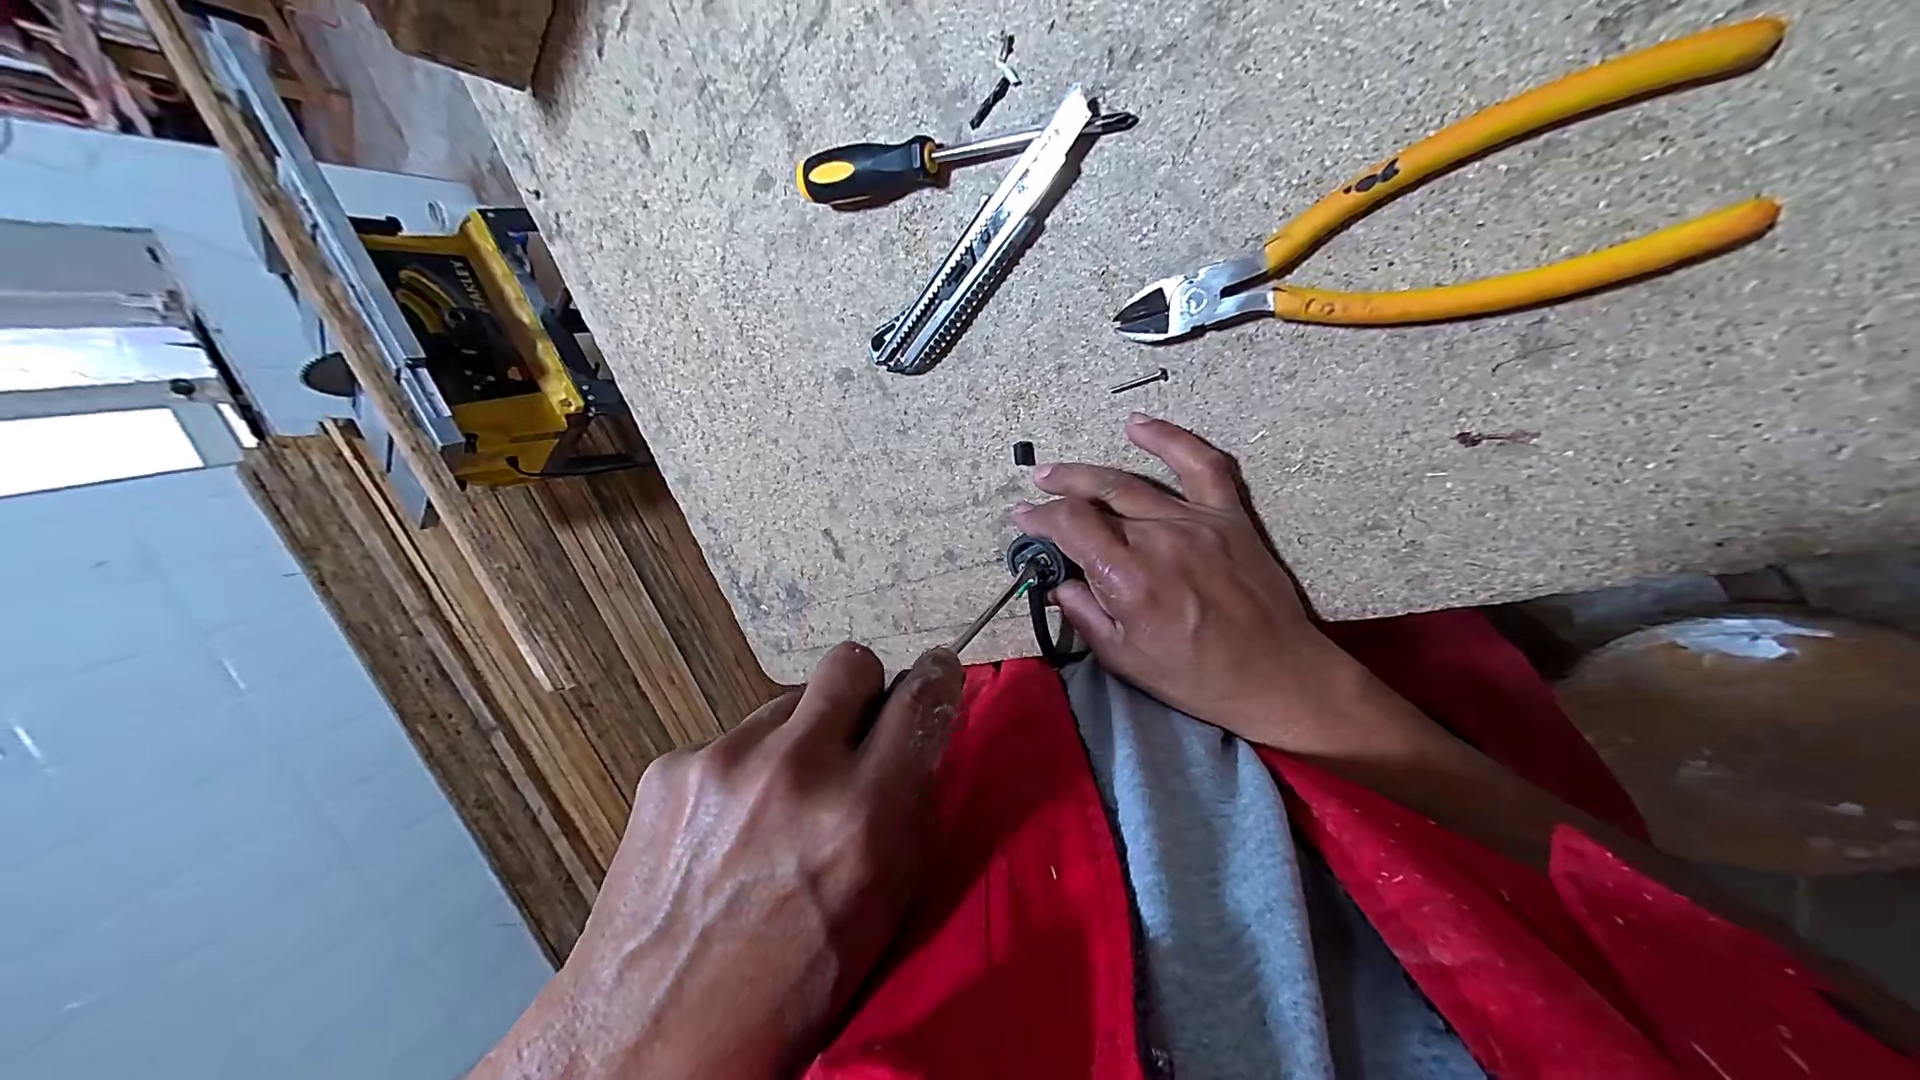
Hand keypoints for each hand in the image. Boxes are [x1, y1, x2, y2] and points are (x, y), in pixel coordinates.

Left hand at [470, 643, 963, 1079]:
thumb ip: (909, 811)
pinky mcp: (670, 767)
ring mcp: (724, 762)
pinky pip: (733, 740)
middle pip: (851, 662)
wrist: (647, 1044)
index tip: (936, 673)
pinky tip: (726, 828)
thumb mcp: (885, 909)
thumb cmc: (790, 993)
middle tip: (855, 732)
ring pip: (788, 703)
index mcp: (863, 816)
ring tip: (778, 805)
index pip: (921, 700)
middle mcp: (796, 771)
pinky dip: (744, 770)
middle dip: (865, 688)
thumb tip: (917, 745)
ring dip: (799, 737)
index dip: (937, 678)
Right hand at [1012, 414, 1383, 752]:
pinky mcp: (1229, 516)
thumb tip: (1058, 583)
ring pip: (1132, 482)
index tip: (1023, 518)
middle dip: (1059, 487)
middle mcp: (1159, 540)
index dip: (1039, 517)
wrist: (1277, 675)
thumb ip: (1084, 613)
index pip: (1070, 524)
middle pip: (1096, 496)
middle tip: (1037, 485)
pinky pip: (1201, 464)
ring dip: (1090, 472)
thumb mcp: (1123, 658)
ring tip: (1063, 471)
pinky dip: (1169, 438)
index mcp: (1128, 578)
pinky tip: (1137, 425)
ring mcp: (1197, 521)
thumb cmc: (1195, 676)